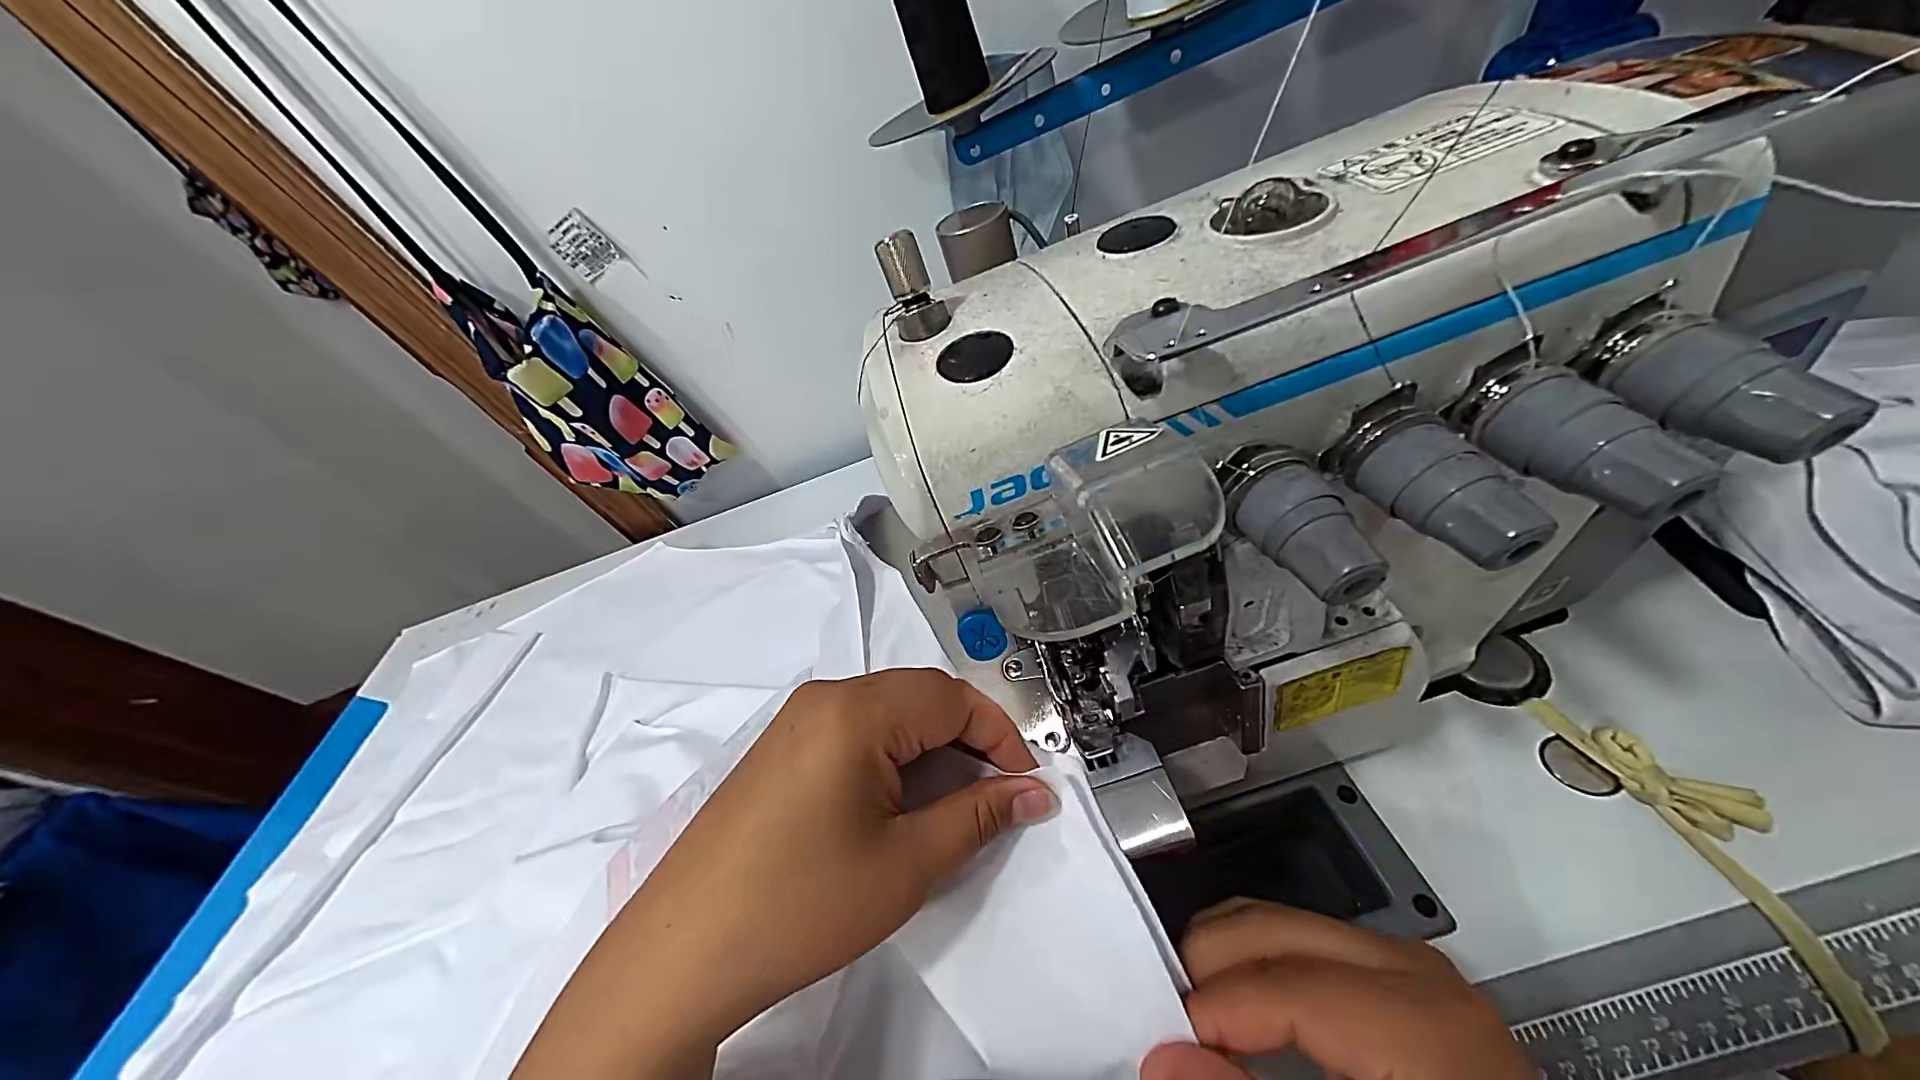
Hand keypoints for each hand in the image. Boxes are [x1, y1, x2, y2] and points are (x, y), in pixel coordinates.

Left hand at [514, 669, 1052, 1078]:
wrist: (684, 951)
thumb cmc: (803, 904)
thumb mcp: (907, 863)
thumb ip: (978, 815)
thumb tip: (1033, 792)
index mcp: (855, 711)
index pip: (952, 697)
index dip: (1000, 736)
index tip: (1026, 785)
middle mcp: (824, 698)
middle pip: (920, 695)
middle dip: (968, 738)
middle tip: (994, 795)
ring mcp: (796, 719)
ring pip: (888, 710)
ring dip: (930, 746)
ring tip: (950, 803)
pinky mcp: (780, 746)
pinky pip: (854, 728)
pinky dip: (892, 753)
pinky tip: (897, 801)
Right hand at [1141, 899, 1532, 1079]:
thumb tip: (1168, 1064)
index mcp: (1424, 1025)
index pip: (1283, 984)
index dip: (1214, 1011)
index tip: (1170, 1045)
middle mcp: (1419, 977)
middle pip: (1268, 930)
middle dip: (1204, 970)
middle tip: (1173, 1028)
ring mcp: (1412, 971)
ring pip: (1277, 923)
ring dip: (1225, 966)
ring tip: (1203, 1024)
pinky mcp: (1402, 980)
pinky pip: (1302, 942)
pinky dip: (1257, 969)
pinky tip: (1245, 1019)